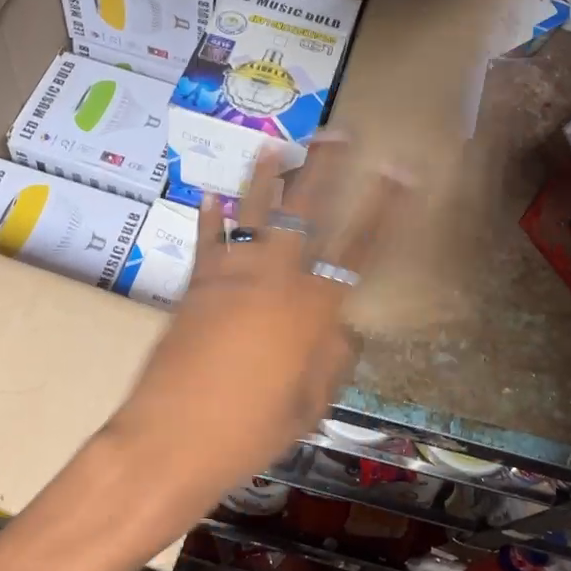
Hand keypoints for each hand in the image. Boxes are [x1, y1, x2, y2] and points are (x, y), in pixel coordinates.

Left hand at [103, 138, 407, 502]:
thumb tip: (341, 328)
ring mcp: (230, 277)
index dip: (385, 207)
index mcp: (312, 310)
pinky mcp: (195, 285)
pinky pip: (206, 241)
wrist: (169, 438)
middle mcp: (274, 279)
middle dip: (325, 167)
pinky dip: (210, 217)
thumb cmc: (249, 432)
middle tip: (338, 133)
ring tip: (275, 146)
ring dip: (265, 177)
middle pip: (305, 210)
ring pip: (253, 213)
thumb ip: (331, 359)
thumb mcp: (309, 404)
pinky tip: (211, 195)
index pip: (359, 247)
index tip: (400, 171)